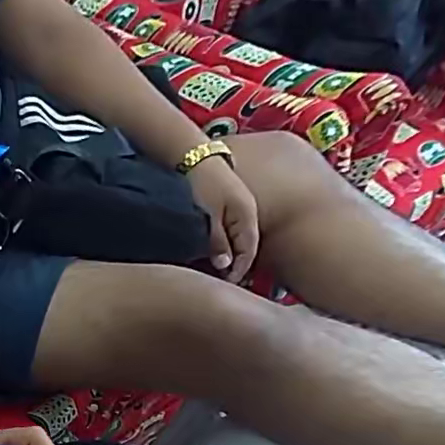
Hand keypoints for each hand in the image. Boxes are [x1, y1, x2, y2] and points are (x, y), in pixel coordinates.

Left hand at [186, 155, 260, 284]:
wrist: (194, 158)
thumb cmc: (202, 185)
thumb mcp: (208, 217)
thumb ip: (217, 241)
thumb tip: (225, 266)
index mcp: (247, 216)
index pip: (249, 251)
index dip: (239, 270)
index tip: (228, 285)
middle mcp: (247, 214)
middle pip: (245, 248)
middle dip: (235, 267)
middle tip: (221, 284)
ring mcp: (238, 210)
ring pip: (237, 240)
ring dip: (229, 257)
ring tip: (216, 274)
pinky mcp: (227, 208)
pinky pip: (230, 232)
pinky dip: (223, 245)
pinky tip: (213, 254)